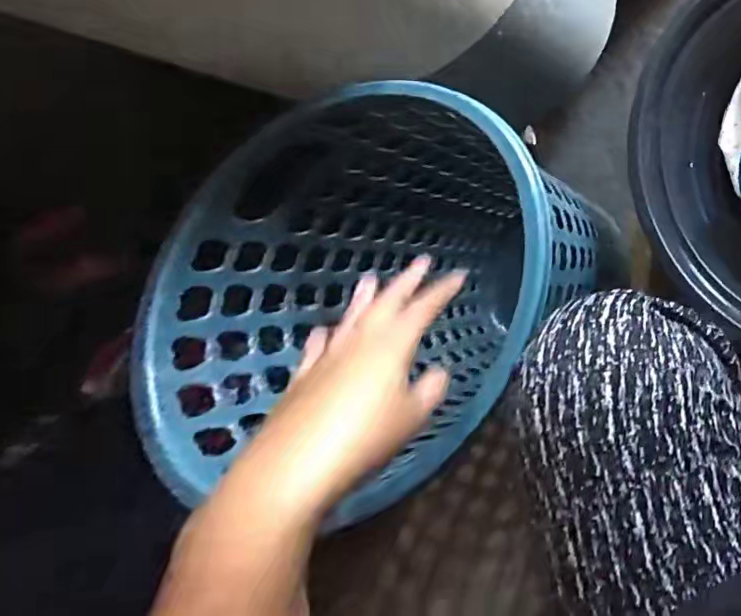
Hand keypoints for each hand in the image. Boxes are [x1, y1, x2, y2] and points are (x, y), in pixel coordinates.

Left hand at [223, 257, 466, 523]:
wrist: (283, 478)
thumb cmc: (360, 442)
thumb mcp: (412, 417)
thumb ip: (429, 389)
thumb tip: (434, 373)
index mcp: (392, 346)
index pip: (423, 308)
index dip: (442, 290)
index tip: (458, 274)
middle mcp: (360, 344)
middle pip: (386, 304)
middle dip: (406, 282)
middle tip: (421, 262)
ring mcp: (325, 362)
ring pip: (350, 320)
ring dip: (363, 299)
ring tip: (370, 279)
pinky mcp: (299, 384)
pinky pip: (316, 350)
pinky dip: (324, 337)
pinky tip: (323, 332)